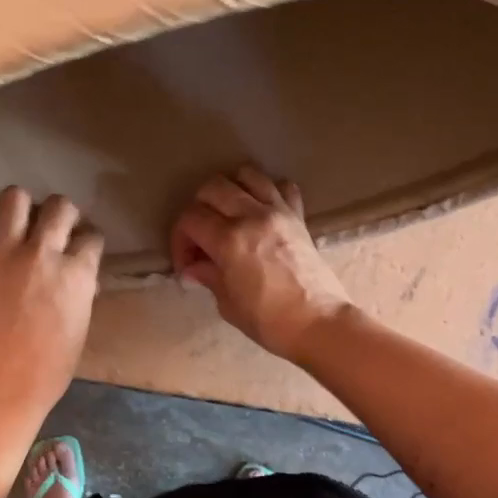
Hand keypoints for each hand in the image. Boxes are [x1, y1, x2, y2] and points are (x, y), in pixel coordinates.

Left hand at [0, 186, 103, 418]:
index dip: (89, 243)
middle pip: (59, 206)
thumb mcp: (80, 326)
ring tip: (23, 223)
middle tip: (57, 228)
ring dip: (24, 207)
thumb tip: (81, 276)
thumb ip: (81, 292)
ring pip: (15, 198)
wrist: (5, 384)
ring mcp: (5, 255)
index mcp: (76, 274)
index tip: (83, 249)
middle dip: (64, 214)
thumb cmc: (51, 366)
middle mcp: (43, 254)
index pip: (92, 238)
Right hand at [170, 165, 352, 361]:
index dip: (180, 240)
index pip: (190, 219)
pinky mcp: (298, 216)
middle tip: (202, 238)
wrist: (317, 322)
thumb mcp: (228, 304)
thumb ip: (209, 277)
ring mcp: (278, 211)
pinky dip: (267, 191)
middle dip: (198, 210)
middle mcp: (251, 215)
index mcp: (229, 240)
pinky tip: (261, 213)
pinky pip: (281, 186)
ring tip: (229, 217)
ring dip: (230, 191)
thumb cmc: (268, 321)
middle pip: (212, 188)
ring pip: (246, 175)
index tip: (187, 264)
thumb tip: (193, 268)